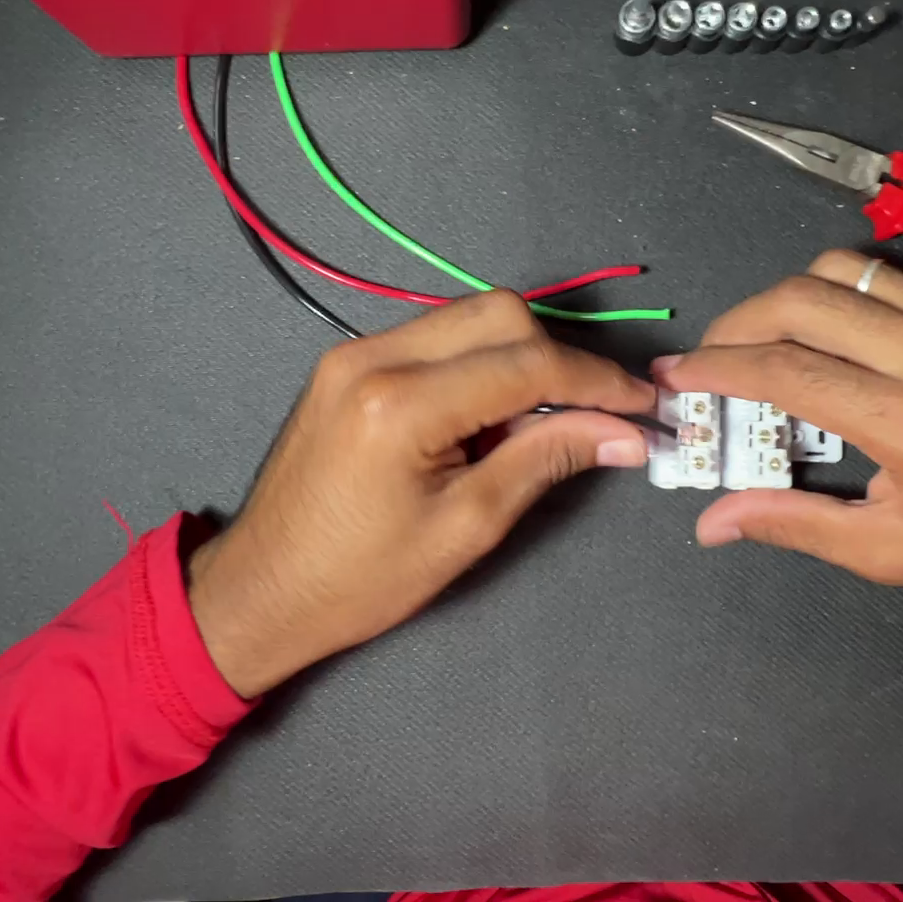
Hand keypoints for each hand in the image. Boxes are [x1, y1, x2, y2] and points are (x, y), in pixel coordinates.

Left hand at [187, 290, 656, 695]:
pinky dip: (481, 361)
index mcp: (401, 403)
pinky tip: (491, 410)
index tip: (642, 403)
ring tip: (541, 417)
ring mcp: (355, 350)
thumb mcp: (467, 527)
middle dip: (560, 356)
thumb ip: (546, 460)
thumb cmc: (362, 579)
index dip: (596, 380)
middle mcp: (374, 354)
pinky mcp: (349, 360)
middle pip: (500, 314)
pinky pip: (438, 337)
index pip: (526, 363)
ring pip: (470, 318)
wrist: (260, 589)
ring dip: (521, 355)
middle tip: (591, 412)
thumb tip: (624, 433)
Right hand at [656, 251, 902, 595]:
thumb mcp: (893, 554)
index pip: (789, 371)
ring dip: (778, 300)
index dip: (718, 368)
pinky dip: (828, 291)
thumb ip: (793, 525)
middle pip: (802, 301)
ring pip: (837, 271)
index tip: (678, 375)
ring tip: (755, 340)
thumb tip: (712, 522)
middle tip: (708, 358)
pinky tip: (816, 327)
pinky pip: (880, 275)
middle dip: (735, 323)